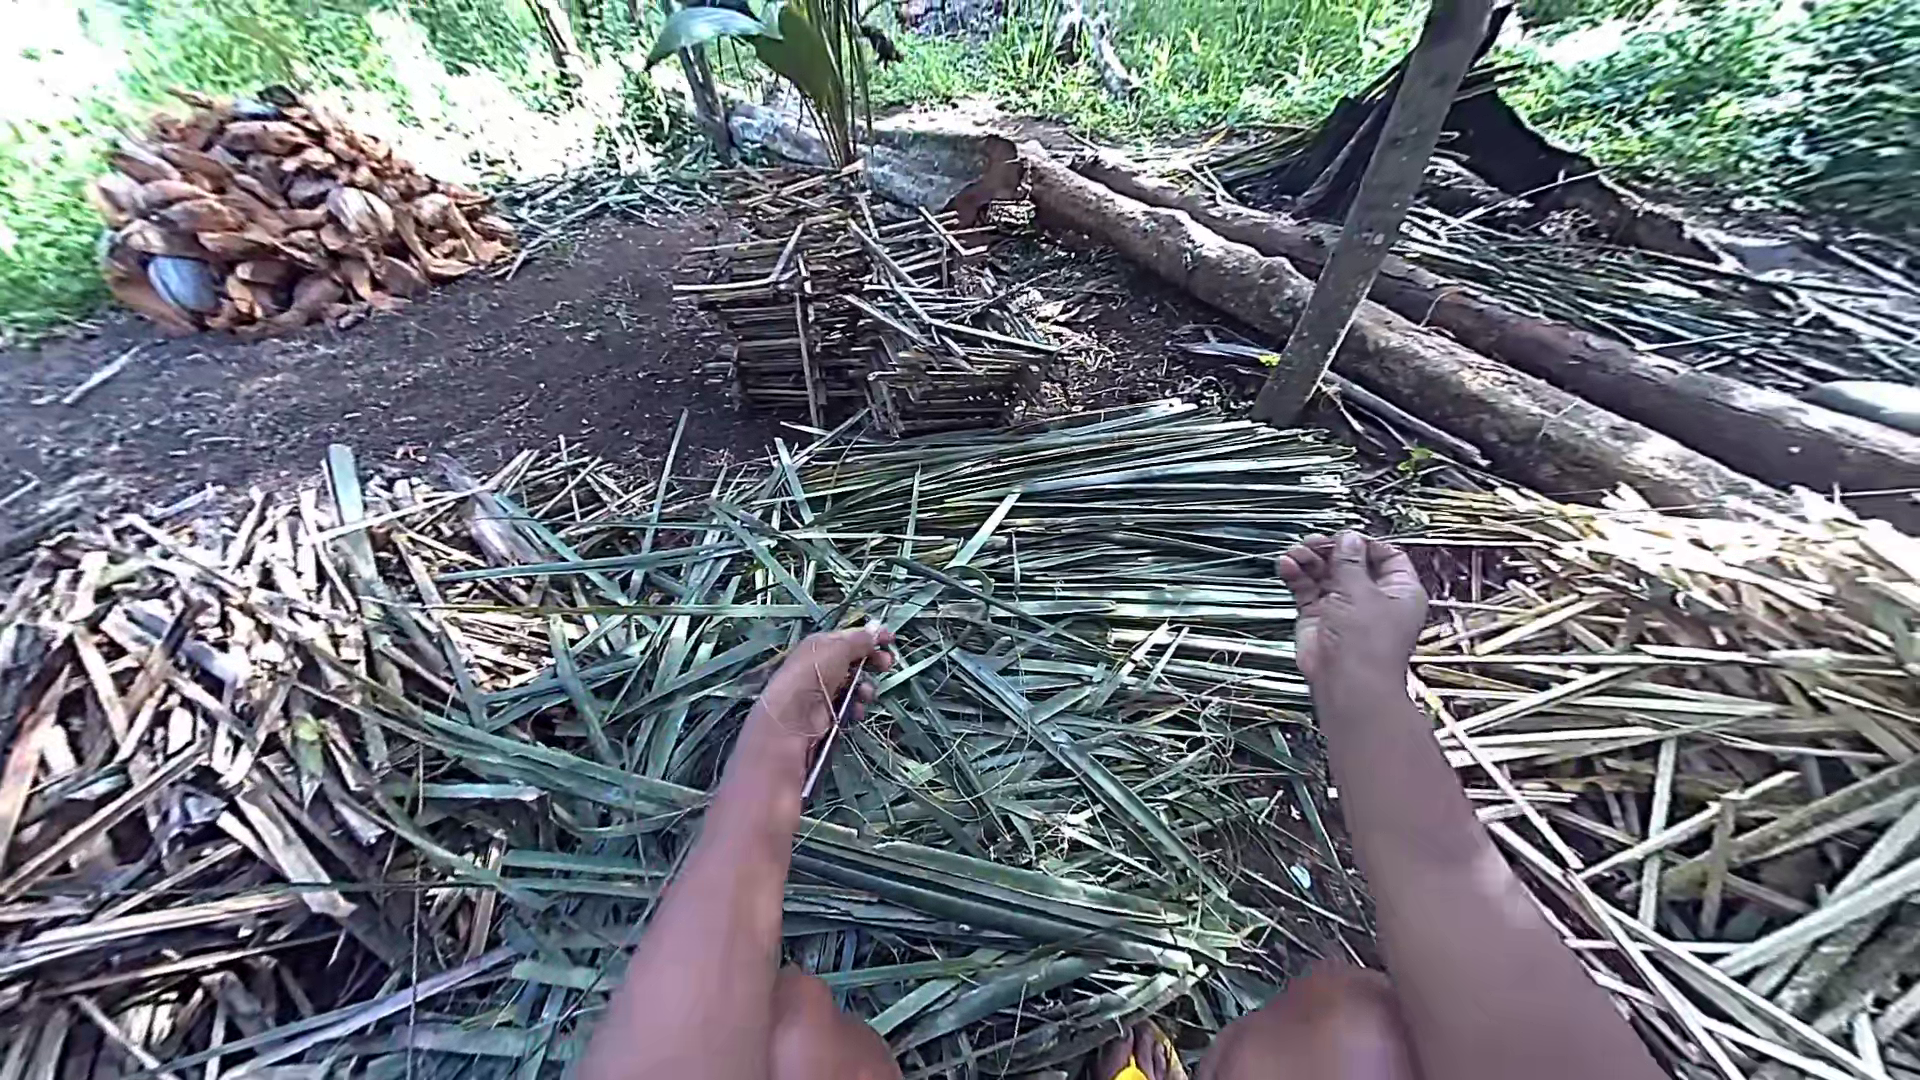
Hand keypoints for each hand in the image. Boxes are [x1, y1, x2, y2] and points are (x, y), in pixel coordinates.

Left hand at [747, 626, 896, 743]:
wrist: (792, 717)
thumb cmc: (813, 674)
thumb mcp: (838, 649)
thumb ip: (860, 639)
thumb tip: (876, 626)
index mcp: (822, 644)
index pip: (851, 636)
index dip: (871, 637)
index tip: (891, 640)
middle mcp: (824, 664)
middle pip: (856, 659)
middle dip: (873, 661)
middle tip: (887, 664)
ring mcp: (827, 688)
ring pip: (857, 682)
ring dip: (867, 687)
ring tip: (866, 693)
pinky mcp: (830, 710)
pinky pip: (851, 703)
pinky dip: (857, 705)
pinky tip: (856, 708)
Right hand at [1275, 531, 1426, 688]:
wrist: (1346, 681)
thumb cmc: (1368, 645)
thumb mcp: (1361, 592)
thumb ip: (1349, 562)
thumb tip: (1348, 539)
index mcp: (1398, 590)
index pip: (1385, 556)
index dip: (1363, 544)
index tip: (1343, 536)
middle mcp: (1370, 597)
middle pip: (1349, 562)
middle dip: (1329, 550)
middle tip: (1313, 543)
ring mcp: (1342, 606)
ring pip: (1323, 573)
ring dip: (1308, 560)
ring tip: (1295, 553)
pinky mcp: (1317, 616)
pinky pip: (1304, 588)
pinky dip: (1295, 576)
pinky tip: (1288, 566)